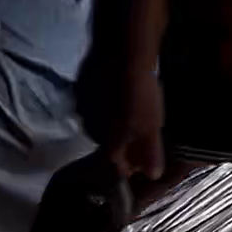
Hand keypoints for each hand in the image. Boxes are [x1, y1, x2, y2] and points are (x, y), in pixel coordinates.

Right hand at [80, 48, 166, 182]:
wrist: (124, 56)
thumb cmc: (141, 98)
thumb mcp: (151, 128)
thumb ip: (150, 154)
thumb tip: (152, 176)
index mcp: (110, 144)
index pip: (119, 165)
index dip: (130, 165)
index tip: (139, 162)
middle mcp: (91, 132)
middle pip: (107, 145)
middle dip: (119, 142)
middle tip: (134, 131)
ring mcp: (82, 110)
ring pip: (97, 124)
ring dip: (108, 121)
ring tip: (123, 110)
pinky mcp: (79, 90)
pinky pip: (90, 103)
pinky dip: (100, 102)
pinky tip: (112, 92)